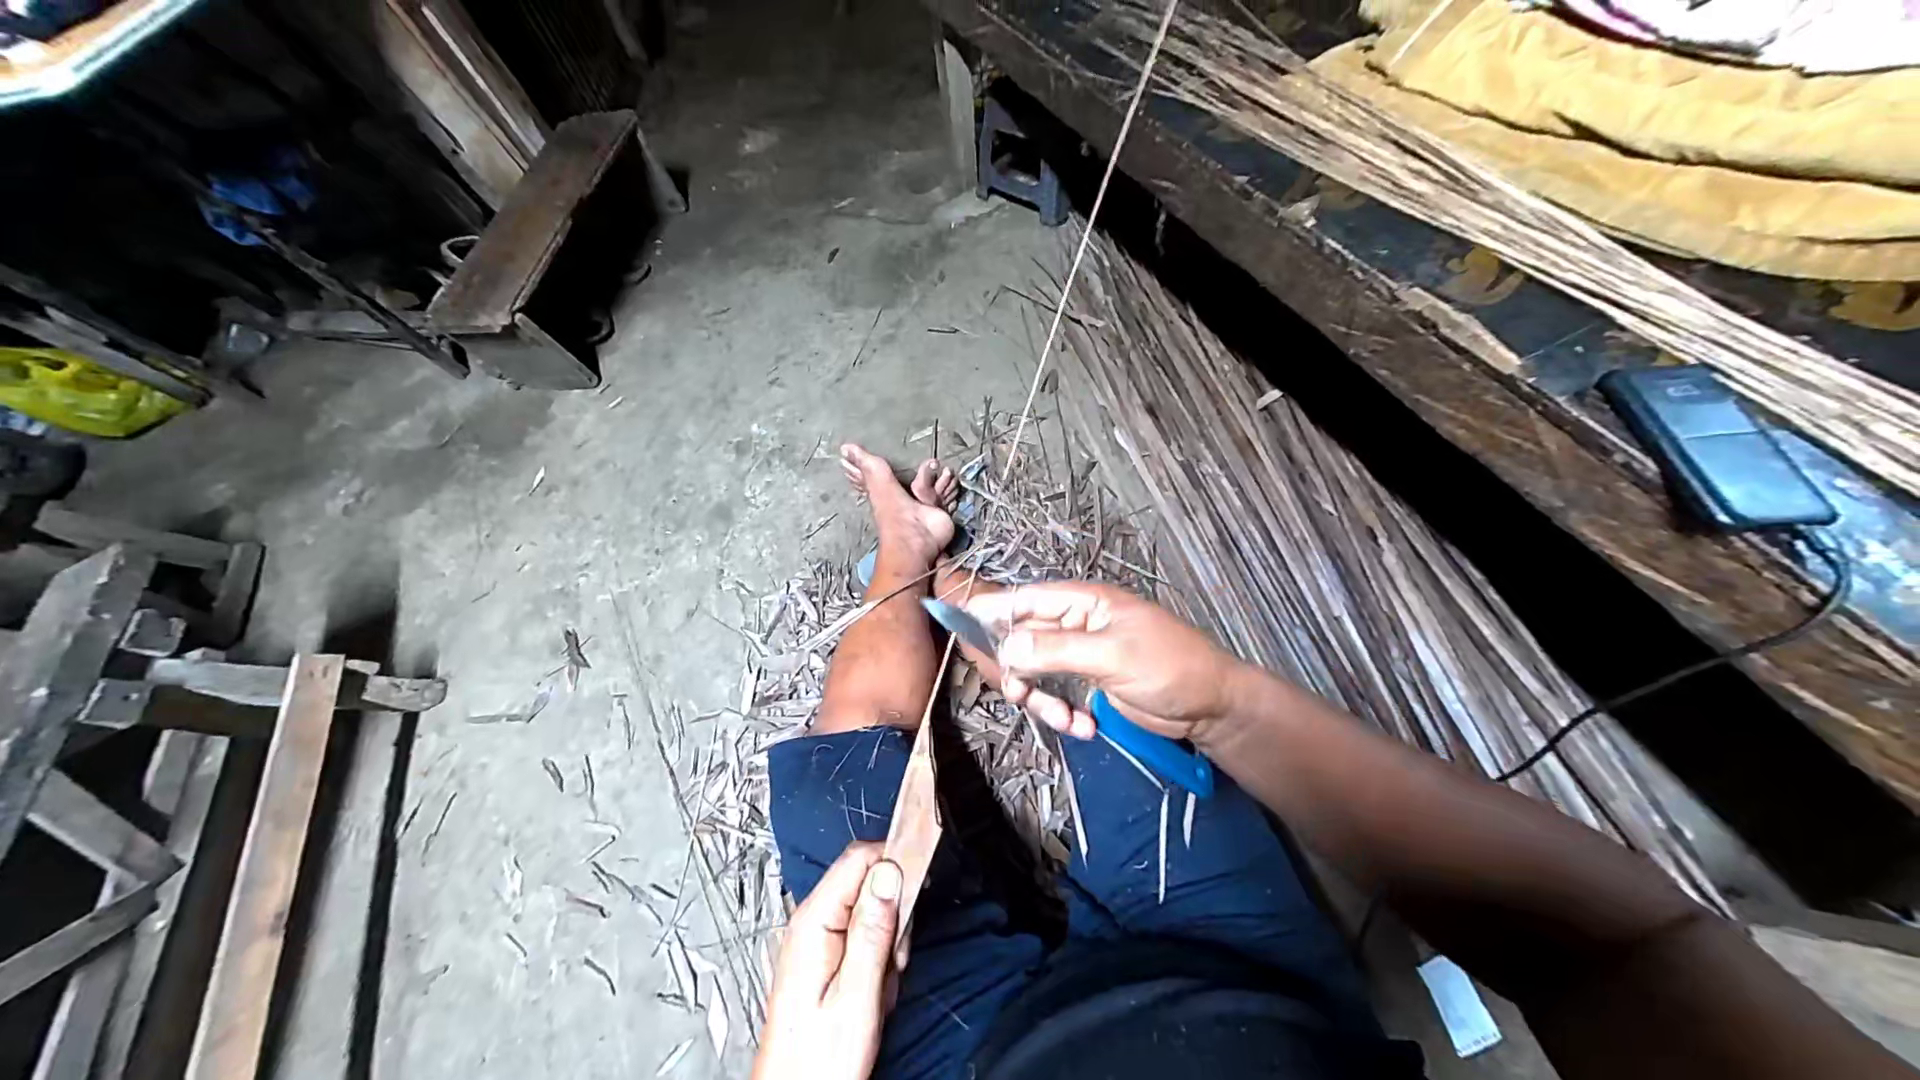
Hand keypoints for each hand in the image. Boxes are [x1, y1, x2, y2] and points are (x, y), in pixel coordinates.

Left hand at [752, 843, 903, 1079]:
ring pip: (869, 906)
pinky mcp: (825, 953)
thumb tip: (889, 873)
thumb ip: (873, 930)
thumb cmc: (817, 1062)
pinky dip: (879, 955)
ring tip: (882, 981)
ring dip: (888, 938)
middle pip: (865, 879)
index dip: (893, 863)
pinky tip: (875, 985)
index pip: (857, 857)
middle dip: (893, 911)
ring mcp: (817, 937)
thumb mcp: (856, 997)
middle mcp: (810, 921)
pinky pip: (863, 931)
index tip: (917, 887)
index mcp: (813, 922)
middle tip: (895, 956)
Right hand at [964, 582, 1248, 741]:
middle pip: (1020, 640)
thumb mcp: (1113, 655)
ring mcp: (1077, 655)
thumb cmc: (1170, 666)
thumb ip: (1056, 651)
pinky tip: (1084, 727)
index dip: (991, 612)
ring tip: (1064, 720)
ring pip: (1032, 673)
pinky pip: (1053, 695)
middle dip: (1017, 671)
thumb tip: (1004, 647)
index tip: (960, 629)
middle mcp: (1073, 624)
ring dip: (1040, 699)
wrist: (1212, 707)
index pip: (1024, 600)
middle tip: (1020, 695)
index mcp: (1082, 602)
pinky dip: (1060, 713)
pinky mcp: (1084, 684)